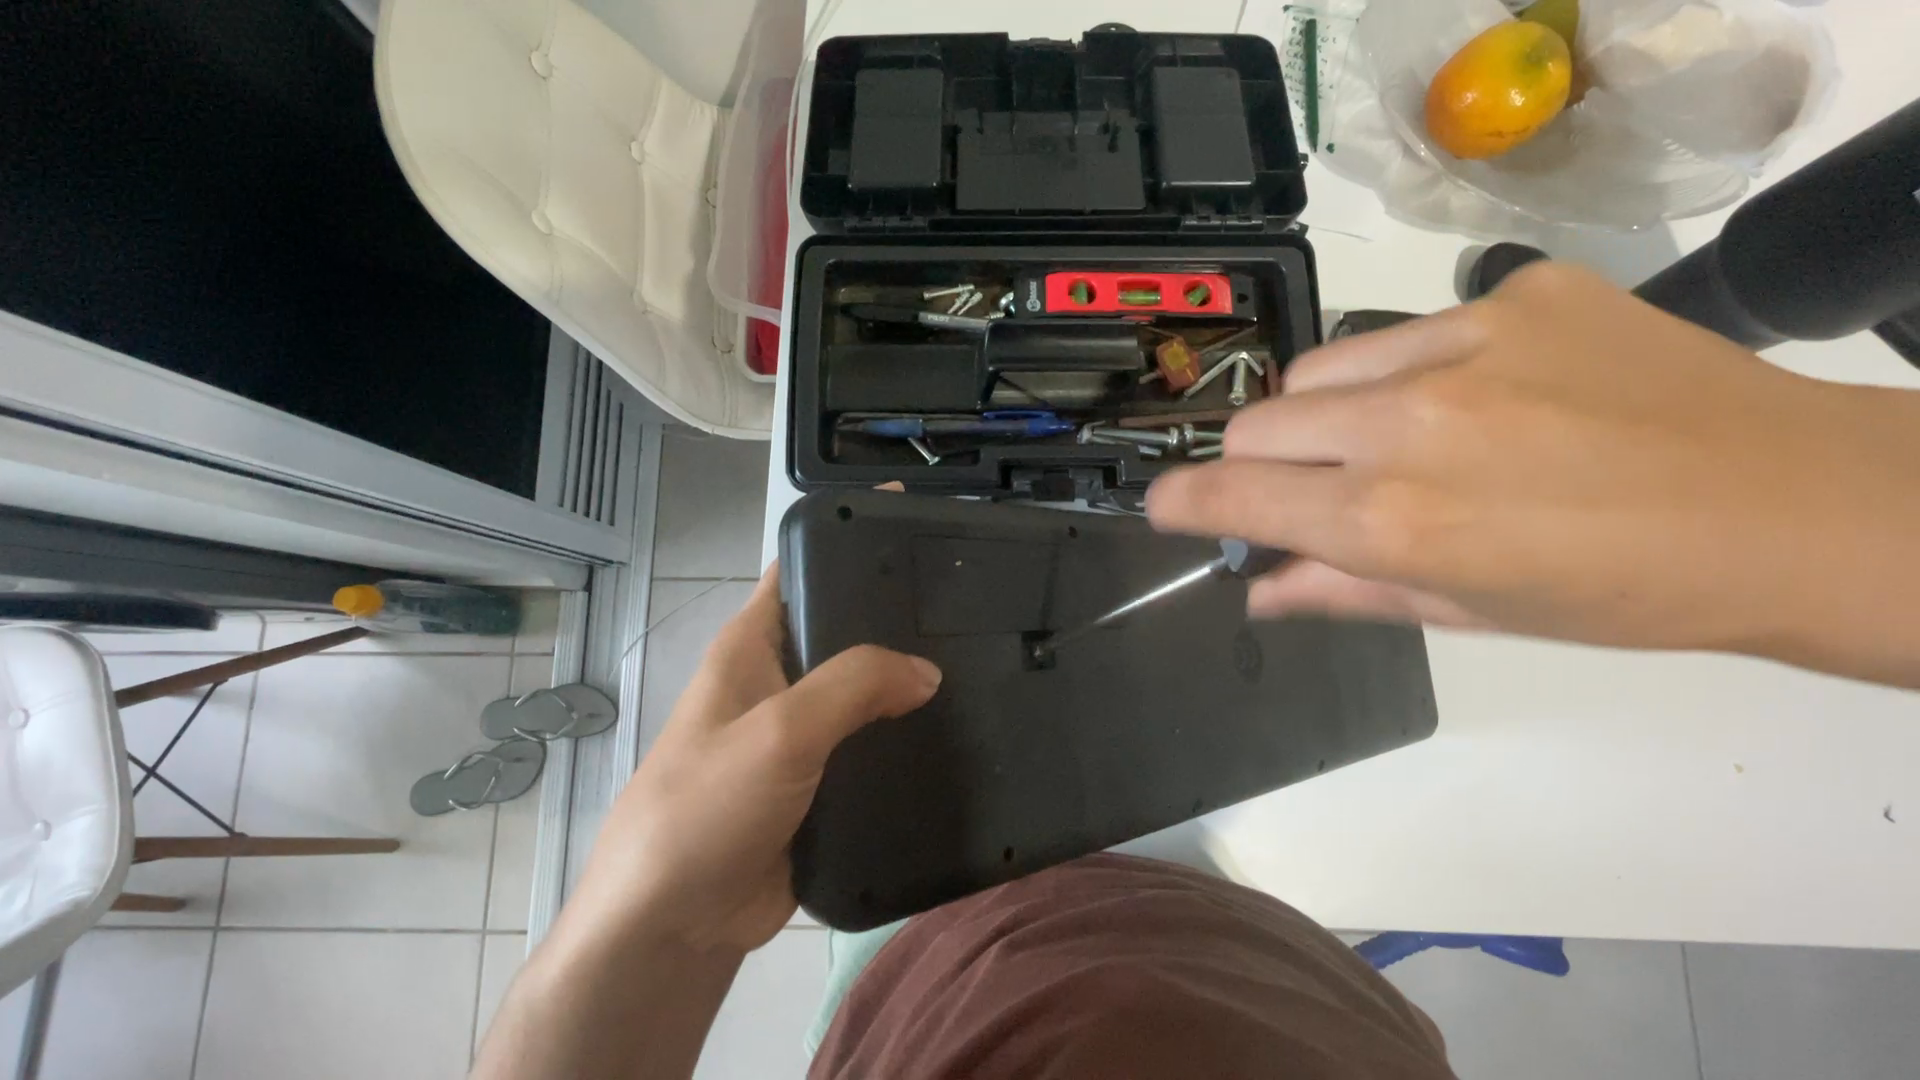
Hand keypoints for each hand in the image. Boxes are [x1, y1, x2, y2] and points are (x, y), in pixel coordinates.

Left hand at [562, 565, 940, 952]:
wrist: (675, 925)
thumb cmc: (707, 807)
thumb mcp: (780, 730)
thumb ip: (855, 686)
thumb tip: (928, 671)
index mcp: (751, 646)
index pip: (799, 572)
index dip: (848, 550)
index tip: (914, 540)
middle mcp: (776, 682)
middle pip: (842, 635)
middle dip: (895, 625)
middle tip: (967, 614)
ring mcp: (798, 737)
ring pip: (863, 697)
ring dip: (904, 692)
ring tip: (978, 672)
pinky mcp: (818, 787)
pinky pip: (869, 753)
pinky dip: (902, 745)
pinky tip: (954, 739)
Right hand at [1146, 261, 1919, 682]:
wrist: (1792, 506)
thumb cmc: (1618, 592)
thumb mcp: (1466, 611)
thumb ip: (1340, 591)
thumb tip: (1256, 588)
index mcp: (1394, 518)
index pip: (1235, 492)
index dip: (1182, 500)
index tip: (1163, 503)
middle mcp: (1412, 423)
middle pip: (1258, 420)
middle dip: (1256, 462)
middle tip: (1304, 488)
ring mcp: (1465, 343)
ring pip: (1318, 369)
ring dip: (1321, 413)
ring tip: (1389, 439)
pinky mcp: (1518, 293)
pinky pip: (1406, 329)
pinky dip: (1406, 370)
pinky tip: (1474, 394)